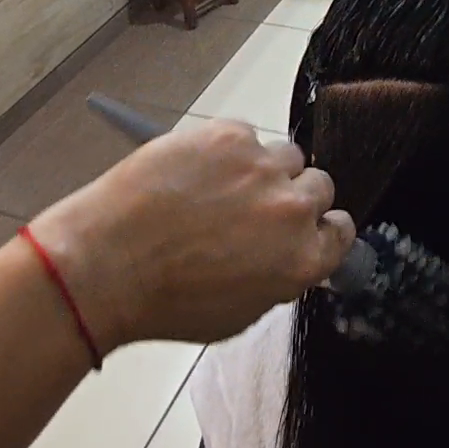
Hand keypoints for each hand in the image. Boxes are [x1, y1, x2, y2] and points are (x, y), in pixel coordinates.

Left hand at [28, 120, 355, 349]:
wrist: (106, 263)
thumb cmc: (165, 300)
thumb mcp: (240, 313)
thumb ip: (279, 276)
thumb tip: (288, 253)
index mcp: (302, 259)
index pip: (342, 229)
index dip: (322, 225)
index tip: (307, 224)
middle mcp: (293, 209)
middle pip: (319, 184)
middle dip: (294, 193)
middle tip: (256, 204)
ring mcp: (262, 166)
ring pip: (285, 154)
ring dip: (263, 167)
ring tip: (221, 184)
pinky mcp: (230, 134)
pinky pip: (245, 134)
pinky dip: (226, 149)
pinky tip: (195, 171)